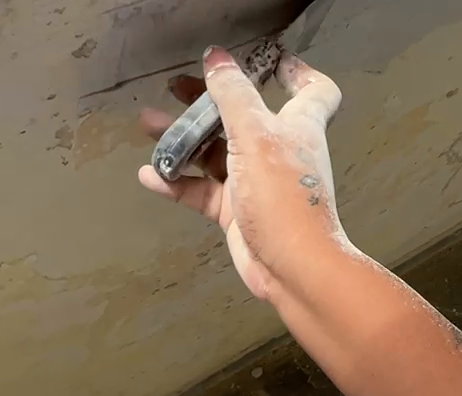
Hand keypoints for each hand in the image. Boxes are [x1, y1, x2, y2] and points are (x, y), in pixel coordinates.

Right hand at [137, 47, 344, 301]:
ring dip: (182, 138)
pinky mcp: (237, 214)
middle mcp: (277, 153)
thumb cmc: (285, 201)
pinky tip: (151, 175)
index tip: (272, 61)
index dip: (297, 73)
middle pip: (242, 116)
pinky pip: (201, 191)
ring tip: (149, 123)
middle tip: (176, 88)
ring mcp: (255, 185)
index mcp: (297, 127)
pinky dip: (177, 182)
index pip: (312, 92)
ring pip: (215, 153)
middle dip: (209, 100)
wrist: (293, 268)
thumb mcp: (257, 135)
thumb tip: (216, 60)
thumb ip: (233, 94)